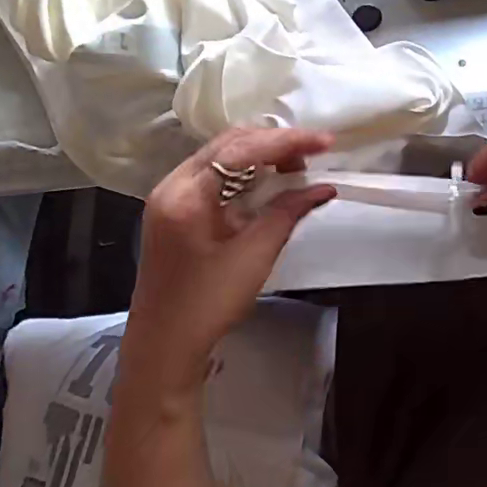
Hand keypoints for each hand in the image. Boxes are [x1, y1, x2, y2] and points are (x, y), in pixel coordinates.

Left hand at [126, 128, 337, 392]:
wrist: (162, 345)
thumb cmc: (206, 305)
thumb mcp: (253, 258)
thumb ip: (286, 214)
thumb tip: (321, 188)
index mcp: (186, 195)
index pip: (240, 150)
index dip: (285, 141)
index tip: (324, 142)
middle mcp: (171, 185)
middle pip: (226, 145)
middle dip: (271, 144)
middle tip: (310, 158)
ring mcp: (167, 196)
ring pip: (218, 157)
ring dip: (257, 157)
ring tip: (293, 170)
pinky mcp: (172, 209)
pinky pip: (210, 177)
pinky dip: (240, 174)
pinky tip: (265, 185)